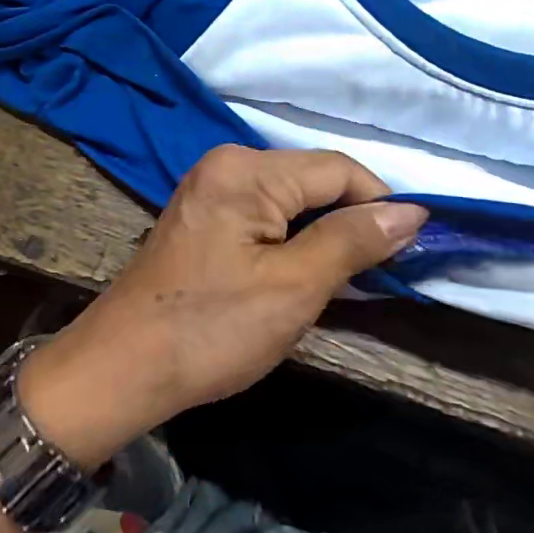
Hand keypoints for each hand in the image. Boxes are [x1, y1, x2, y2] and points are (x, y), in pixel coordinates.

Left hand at [17, 146, 427, 468]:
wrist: (121, 369)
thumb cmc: (210, 329)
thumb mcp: (294, 288)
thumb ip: (352, 241)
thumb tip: (412, 212)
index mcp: (246, 169)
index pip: (338, 169)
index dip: (380, 205)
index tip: (408, 251)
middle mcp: (226, 163)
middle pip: (313, 180)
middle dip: (350, 221)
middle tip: (375, 274)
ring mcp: (210, 189)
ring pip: (292, 200)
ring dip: (323, 234)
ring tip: (343, 279)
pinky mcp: (203, 216)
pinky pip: (265, 215)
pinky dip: (292, 240)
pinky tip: (302, 272)